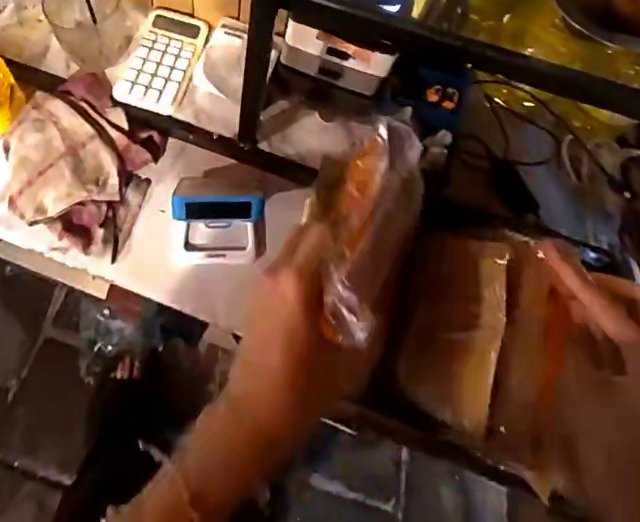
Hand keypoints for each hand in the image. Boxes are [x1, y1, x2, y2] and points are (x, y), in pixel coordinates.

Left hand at [222, 221, 376, 441]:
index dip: (349, 225)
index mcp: (297, 279)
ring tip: (347, 262)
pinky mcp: (257, 294)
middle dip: (334, 232)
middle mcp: (277, 270)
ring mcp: (263, 281)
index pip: (323, 230)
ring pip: (293, 245)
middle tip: (361, 242)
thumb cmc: (302, 389)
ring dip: (318, 247)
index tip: (372, 224)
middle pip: (306, 230)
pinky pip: (285, 264)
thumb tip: (386, 290)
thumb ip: (369, 320)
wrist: (253, 414)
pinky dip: (305, 262)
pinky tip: (324, 286)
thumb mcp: (348, 359)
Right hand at [541, 243, 639, 521]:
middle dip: (610, 286)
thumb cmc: (607, 447)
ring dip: (620, 309)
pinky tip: (601, 337)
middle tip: (575, 277)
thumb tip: (570, 306)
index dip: (573, 276)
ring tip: (582, 300)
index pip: (607, 305)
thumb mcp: (581, 389)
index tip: (549, 248)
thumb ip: (577, 340)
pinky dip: (629, 335)